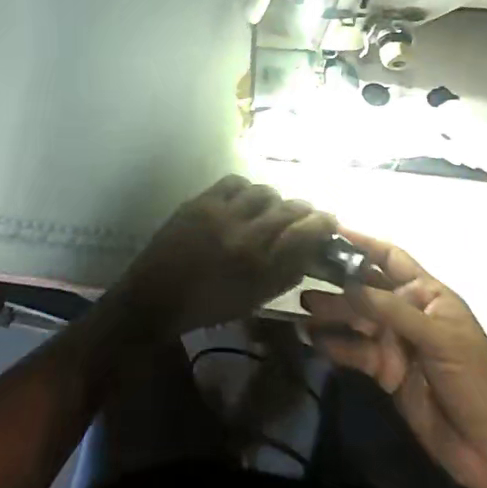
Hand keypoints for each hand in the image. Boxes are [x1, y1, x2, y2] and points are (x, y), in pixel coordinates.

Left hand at [105, 175, 335, 340]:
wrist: (157, 294)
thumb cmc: (209, 305)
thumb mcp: (255, 299)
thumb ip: (285, 273)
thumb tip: (309, 247)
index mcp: (261, 268)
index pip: (304, 234)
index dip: (323, 223)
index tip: (329, 219)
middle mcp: (245, 236)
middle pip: (287, 209)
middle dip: (303, 210)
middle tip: (305, 214)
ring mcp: (221, 214)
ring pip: (263, 192)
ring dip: (274, 199)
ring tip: (273, 208)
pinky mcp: (201, 201)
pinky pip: (235, 182)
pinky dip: (246, 189)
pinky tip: (246, 198)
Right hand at [302, 230, 486, 487]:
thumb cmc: (477, 381)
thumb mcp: (440, 338)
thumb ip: (392, 310)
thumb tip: (348, 285)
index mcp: (429, 295)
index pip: (392, 258)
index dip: (365, 243)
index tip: (333, 229)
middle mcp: (408, 313)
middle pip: (366, 287)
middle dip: (337, 279)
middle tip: (302, 270)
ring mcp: (395, 342)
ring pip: (355, 318)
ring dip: (330, 310)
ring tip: (301, 305)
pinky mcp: (385, 371)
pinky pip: (354, 351)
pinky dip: (333, 344)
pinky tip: (312, 338)